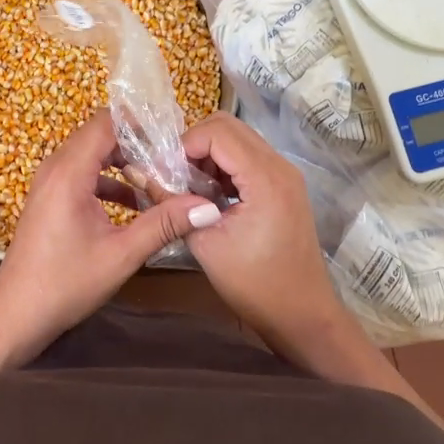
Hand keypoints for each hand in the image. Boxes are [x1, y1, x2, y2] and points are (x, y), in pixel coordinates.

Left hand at [0, 110, 221, 364]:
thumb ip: (163, 225)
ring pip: (91, 154)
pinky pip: (82, 173)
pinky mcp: (50, 197)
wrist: (16, 314)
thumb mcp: (121, 255)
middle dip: (136, 143)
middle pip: (99, 135)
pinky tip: (134, 205)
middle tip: (171, 158)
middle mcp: (55, 167)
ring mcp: (49, 181)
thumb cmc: (65, 283)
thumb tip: (206, 207)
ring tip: (159, 179)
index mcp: (69, 172)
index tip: (172, 137)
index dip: (140, 124)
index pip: (105, 123)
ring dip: (123, 162)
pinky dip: (108, 180)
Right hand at [180, 113, 346, 354]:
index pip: (216, 132)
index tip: (165, 171)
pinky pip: (248, 156)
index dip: (185, 144)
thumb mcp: (205, 245)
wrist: (303, 317)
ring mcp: (285, 174)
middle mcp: (279, 166)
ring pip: (238, 138)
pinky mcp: (284, 185)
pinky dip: (225, 164)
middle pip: (228, 125)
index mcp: (265, 178)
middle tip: (175, 174)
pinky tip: (211, 194)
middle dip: (195, 143)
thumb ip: (172, 204)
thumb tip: (140, 174)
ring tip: (190, 186)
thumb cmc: (255, 285)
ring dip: (209, 153)